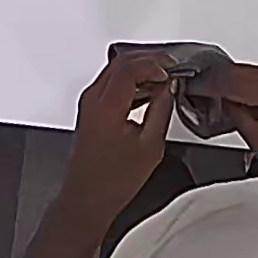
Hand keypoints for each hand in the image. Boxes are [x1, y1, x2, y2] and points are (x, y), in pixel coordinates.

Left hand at [56, 52, 174, 230]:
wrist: (88, 198)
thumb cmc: (113, 180)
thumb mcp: (150, 147)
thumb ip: (161, 111)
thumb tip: (168, 89)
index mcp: (106, 106)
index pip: (129, 67)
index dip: (153, 63)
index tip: (170, 68)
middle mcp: (93, 98)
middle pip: (120, 63)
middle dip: (147, 60)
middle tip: (168, 66)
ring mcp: (89, 102)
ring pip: (114, 70)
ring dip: (138, 69)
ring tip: (161, 78)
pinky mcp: (90, 108)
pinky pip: (110, 83)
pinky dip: (129, 81)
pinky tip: (146, 91)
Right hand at [196, 63, 257, 185]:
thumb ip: (237, 116)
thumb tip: (223, 104)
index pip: (223, 79)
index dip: (202, 85)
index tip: (189, 88)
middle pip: (230, 71)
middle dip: (212, 81)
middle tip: (196, 93)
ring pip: (241, 72)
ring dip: (226, 82)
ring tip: (213, 98)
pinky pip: (254, 76)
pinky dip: (240, 83)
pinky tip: (235, 98)